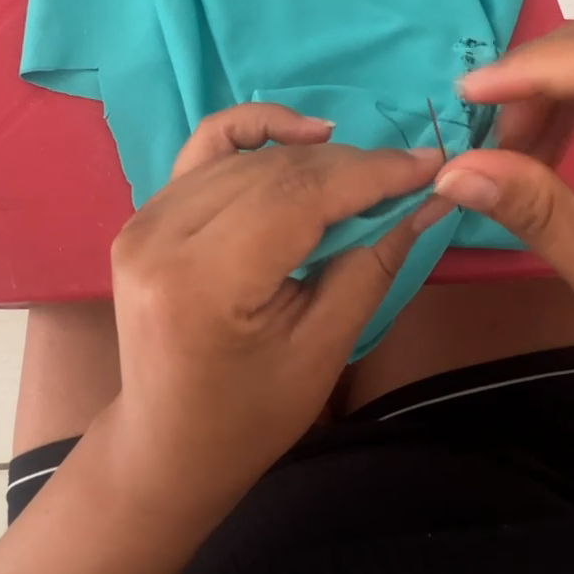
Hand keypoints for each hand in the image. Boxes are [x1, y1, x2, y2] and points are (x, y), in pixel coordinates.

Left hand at [104, 104, 445, 491]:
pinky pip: (207, 147)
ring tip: (363, 176)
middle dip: (350, 166)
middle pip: (274, 170)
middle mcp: (161, 235)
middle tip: (408, 174)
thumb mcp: (323, 350)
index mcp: (202, 281)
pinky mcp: (145, 212)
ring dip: (313, 158)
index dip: (370, 174)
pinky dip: (257, 129)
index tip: (429, 164)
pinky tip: (304, 134)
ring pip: (247, 157)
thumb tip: (429, 200)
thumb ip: (372, 264)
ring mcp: (144, 218)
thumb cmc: (250, 415)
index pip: (298, 196)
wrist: (168, 443)